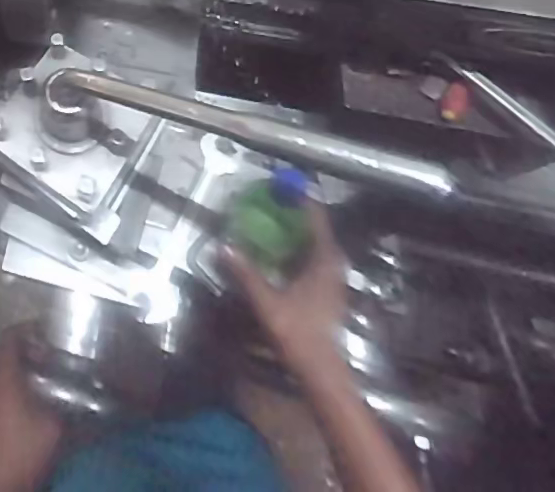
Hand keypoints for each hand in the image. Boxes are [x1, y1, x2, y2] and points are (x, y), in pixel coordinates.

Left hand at [0, 323, 63, 491]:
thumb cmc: (24, 449)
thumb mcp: (57, 426)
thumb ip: (79, 407)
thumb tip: (104, 397)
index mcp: (4, 375)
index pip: (11, 335)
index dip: (32, 327)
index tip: (53, 332)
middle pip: (10, 352)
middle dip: (35, 349)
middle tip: (59, 354)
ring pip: (8, 372)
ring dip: (29, 369)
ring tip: (56, 376)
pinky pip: (6, 390)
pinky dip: (23, 386)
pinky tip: (43, 402)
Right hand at [223, 200, 348, 385]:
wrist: (322, 373)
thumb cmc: (299, 333)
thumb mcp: (268, 301)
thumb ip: (246, 273)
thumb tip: (222, 246)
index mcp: (325, 259)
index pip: (314, 215)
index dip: (297, 196)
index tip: (276, 182)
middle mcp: (332, 263)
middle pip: (313, 225)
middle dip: (290, 210)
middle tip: (264, 197)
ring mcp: (332, 276)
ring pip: (312, 241)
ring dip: (291, 228)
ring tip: (264, 216)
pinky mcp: (326, 288)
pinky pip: (310, 254)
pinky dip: (293, 244)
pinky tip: (272, 247)